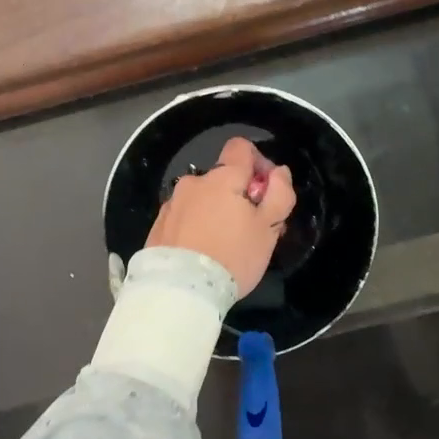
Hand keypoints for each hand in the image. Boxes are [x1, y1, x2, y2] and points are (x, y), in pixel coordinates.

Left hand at [145, 137, 295, 297]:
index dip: (259, 163)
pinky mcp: (158, 226)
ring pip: (203, 200)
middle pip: (223, 178)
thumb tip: (279, 172)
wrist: (180, 290)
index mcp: (223, 177)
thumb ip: (280, 194)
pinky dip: (195, 227)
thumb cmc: (232, 257)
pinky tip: (201, 254)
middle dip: (239, 197)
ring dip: (216, 212)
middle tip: (250, 231)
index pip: (242, 148)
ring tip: (224, 247)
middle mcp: (193, 183)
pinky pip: (184, 217)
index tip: (266, 192)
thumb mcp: (268, 228)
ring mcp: (172, 204)